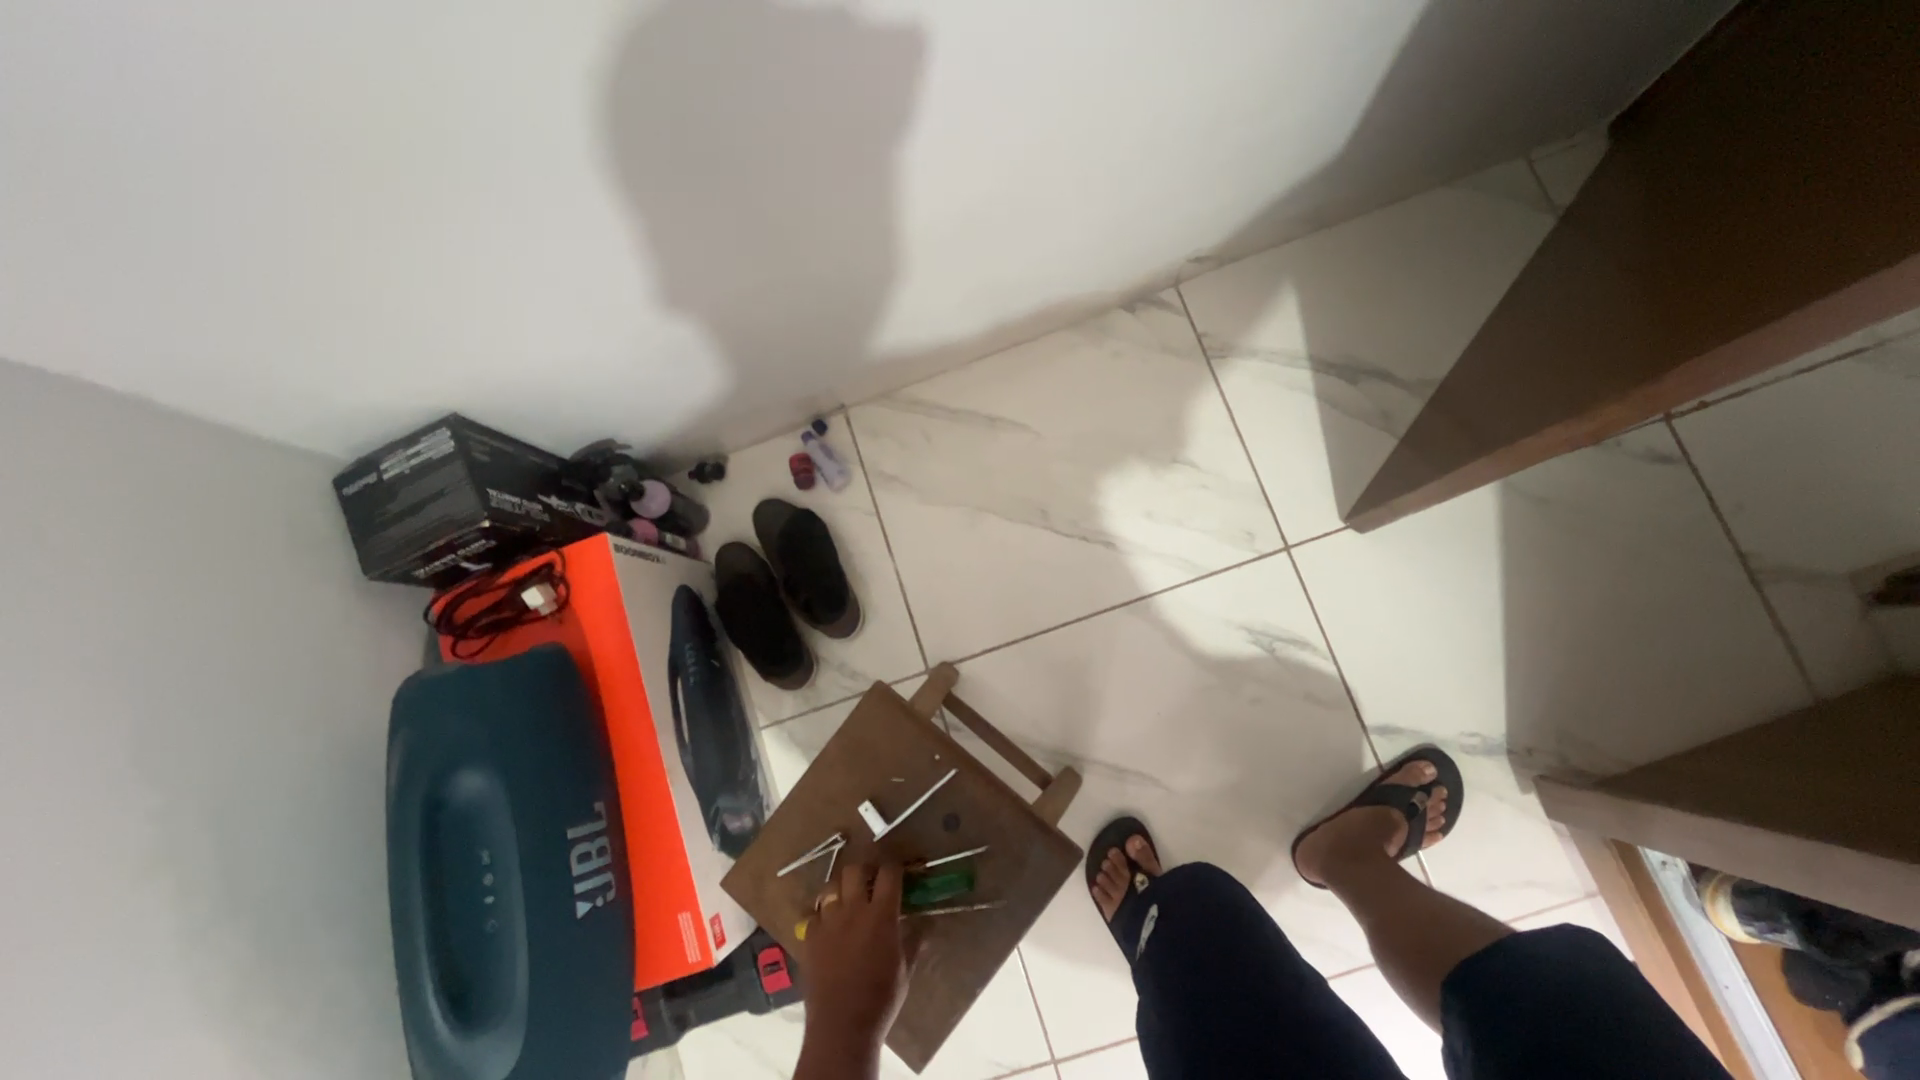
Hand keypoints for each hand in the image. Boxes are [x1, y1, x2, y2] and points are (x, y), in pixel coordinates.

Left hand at [801, 860, 917, 1047]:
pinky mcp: (809, 937)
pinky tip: (829, 926)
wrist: (842, 1025)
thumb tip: (927, 923)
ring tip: (848, 900)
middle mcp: (853, 910)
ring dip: (841, 889)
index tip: (898, 869)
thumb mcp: (905, 969)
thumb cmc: (881, 998)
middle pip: (855, 870)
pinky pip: (814, 913)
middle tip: (871, 881)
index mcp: (881, 915)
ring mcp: (827, 922)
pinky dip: (823, 914)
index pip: (889, 873)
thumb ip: (915, 940)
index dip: (894, 866)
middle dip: (865, 870)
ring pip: (831, 886)